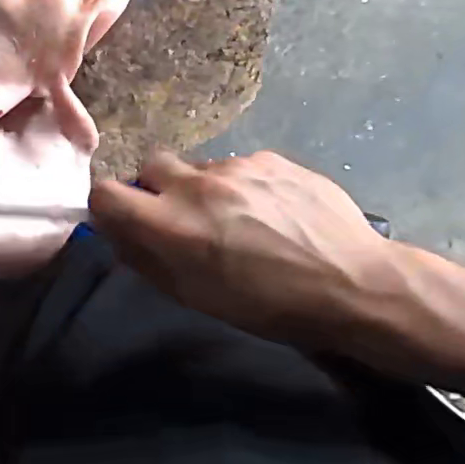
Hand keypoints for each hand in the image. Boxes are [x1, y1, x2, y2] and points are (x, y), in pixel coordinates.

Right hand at [88, 150, 400, 351]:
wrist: (359, 285)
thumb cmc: (268, 305)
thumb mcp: (194, 295)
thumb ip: (145, 259)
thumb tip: (117, 233)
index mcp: (171, 224)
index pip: (106, 192)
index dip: (108, 206)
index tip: (125, 220)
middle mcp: (196, 185)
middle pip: (150, 167)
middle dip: (156, 189)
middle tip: (183, 217)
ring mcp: (237, 166)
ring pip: (198, 168)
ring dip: (203, 189)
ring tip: (241, 219)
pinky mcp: (271, 158)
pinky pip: (239, 167)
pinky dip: (242, 186)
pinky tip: (272, 211)